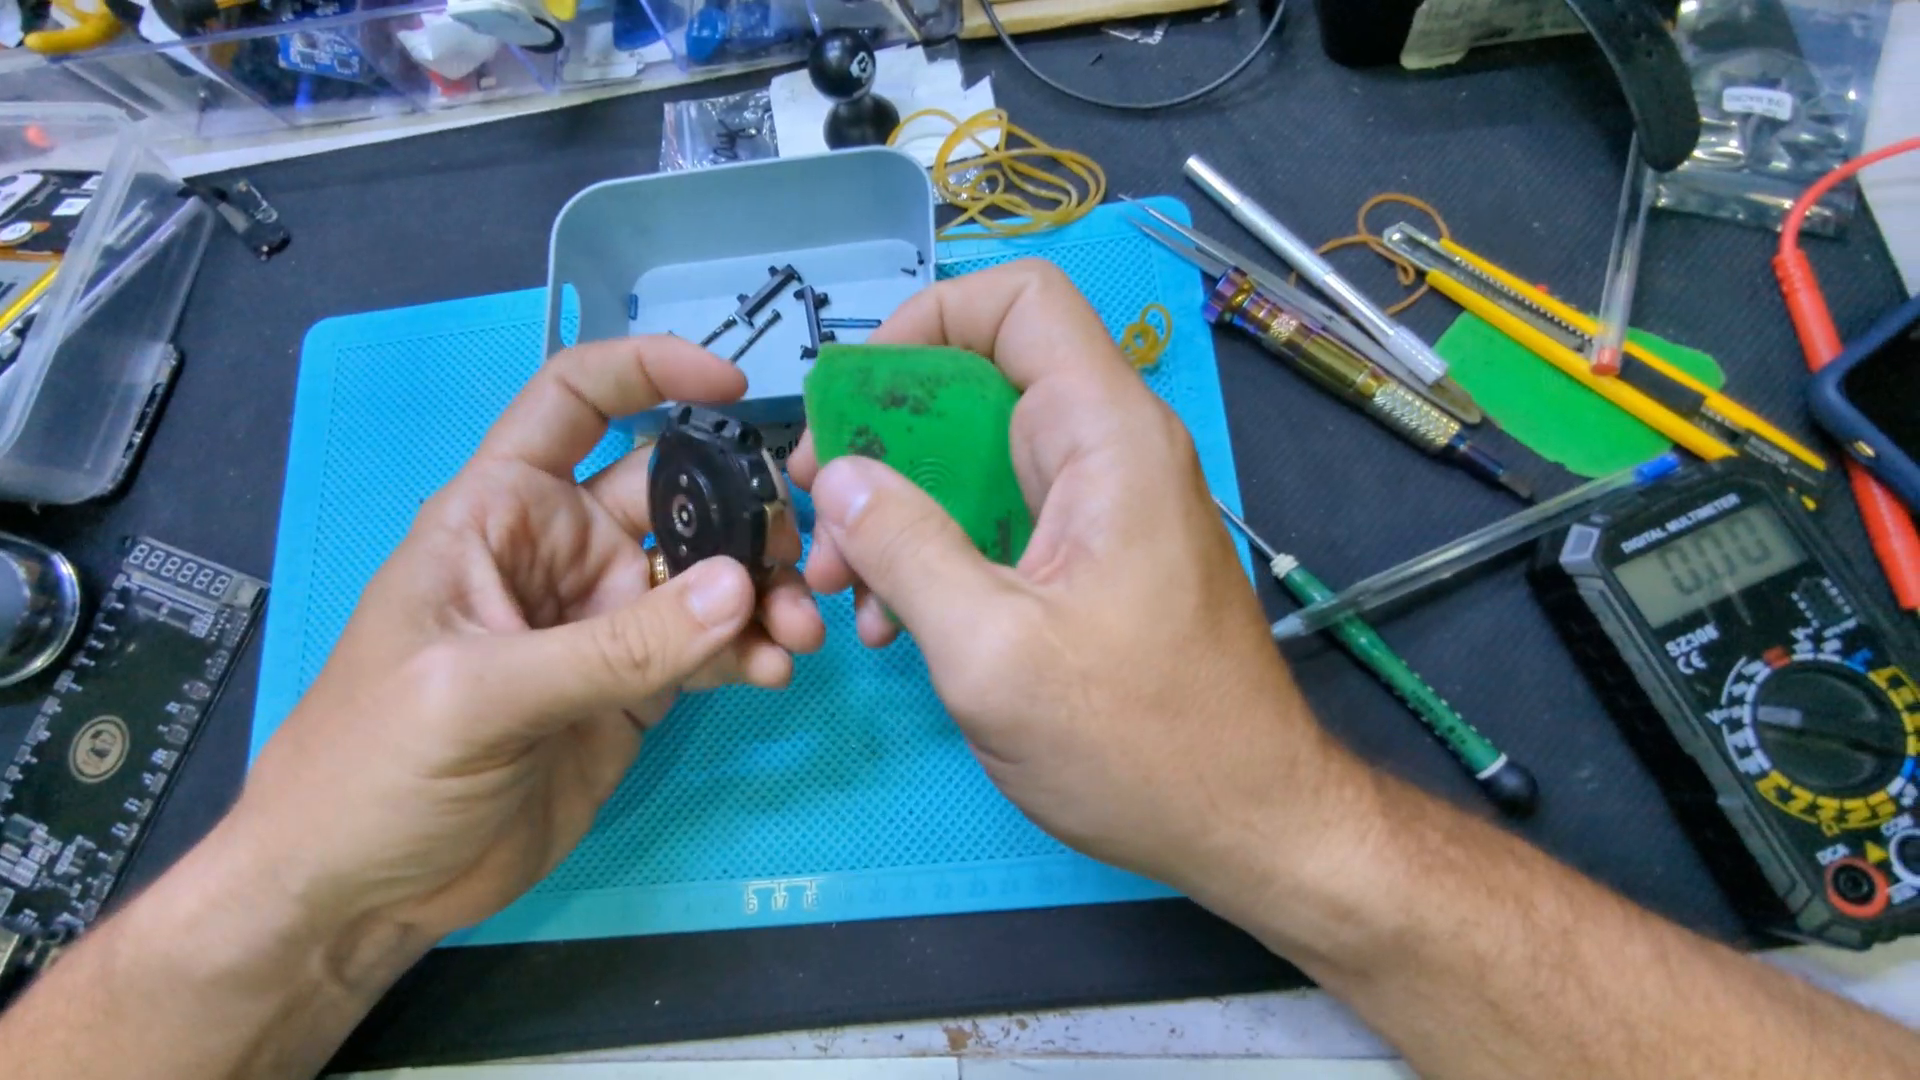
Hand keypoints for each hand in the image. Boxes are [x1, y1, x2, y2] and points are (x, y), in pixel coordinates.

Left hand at [234, 337, 824, 968]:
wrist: (366, 893)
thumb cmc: (374, 770)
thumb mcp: (480, 696)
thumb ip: (615, 645)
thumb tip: (739, 587)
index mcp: (505, 512)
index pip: (574, 403)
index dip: (648, 371)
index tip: (733, 388)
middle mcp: (569, 550)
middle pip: (677, 495)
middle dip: (743, 516)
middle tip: (797, 557)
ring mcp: (611, 618)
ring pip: (709, 575)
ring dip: (763, 592)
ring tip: (799, 632)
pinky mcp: (642, 681)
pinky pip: (713, 646)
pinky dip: (752, 651)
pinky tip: (775, 672)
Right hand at [789, 261, 1361, 899]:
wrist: (1242, 821)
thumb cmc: (1134, 742)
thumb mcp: (992, 650)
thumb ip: (906, 549)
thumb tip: (840, 477)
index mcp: (1105, 437)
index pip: (1019, 303)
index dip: (926, 322)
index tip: (853, 399)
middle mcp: (1106, 452)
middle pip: (979, 386)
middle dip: (887, 439)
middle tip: (824, 511)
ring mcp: (1096, 508)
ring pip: (976, 463)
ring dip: (901, 509)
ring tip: (848, 587)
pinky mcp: (1086, 559)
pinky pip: (996, 521)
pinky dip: (938, 552)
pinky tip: (896, 619)